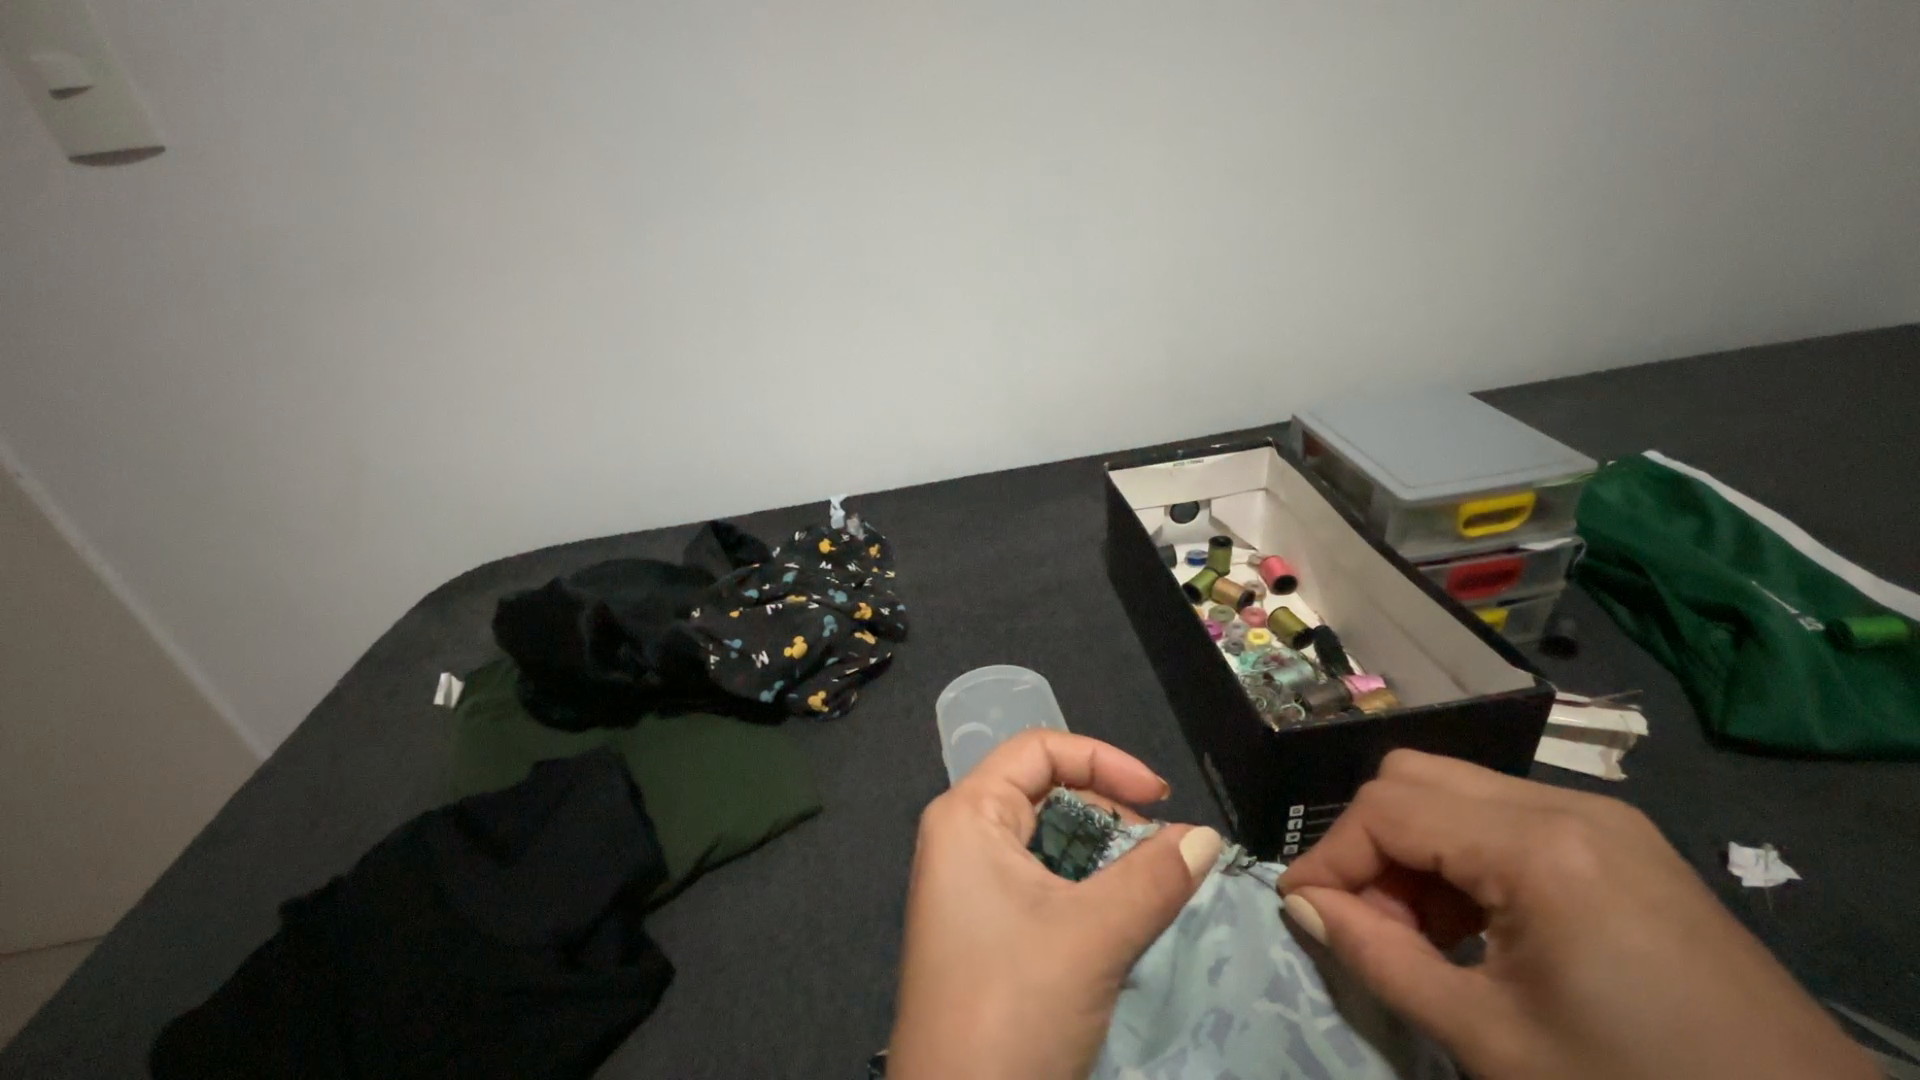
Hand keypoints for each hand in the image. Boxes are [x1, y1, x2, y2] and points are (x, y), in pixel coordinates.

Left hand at [888, 731, 1222, 1079]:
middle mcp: (962, 839)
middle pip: (1043, 791)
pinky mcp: (984, 929)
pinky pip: (1042, 883)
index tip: (1160, 798)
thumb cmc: (1012, 1007)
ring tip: (1149, 885)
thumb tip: (1208, 836)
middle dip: (1107, 811)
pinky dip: (1085, 889)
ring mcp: (969, 887)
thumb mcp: (1092, 936)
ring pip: (1048, 841)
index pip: (1039, 750)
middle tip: (1160, 850)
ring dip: (1102, 854)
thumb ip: (1154, 878)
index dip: (1103, 760)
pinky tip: (1121, 919)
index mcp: (967, 815)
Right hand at [1279, 750, 1874, 1079]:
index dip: (1330, 856)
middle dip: (1371, 844)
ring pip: (1457, 793)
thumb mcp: (1490, 1037)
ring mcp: (1602, 818)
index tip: (1303, 911)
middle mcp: (1566, 804)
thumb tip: (1302, 906)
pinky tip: (1475, 928)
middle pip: (1416, 778)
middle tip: (1369, 923)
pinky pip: (1506, 818)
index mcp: (1538, 845)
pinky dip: (1463, 858)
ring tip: (1421, 936)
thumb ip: (1379, 959)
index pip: (1387, 809)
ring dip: (1415, 851)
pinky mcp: (1622, 843)